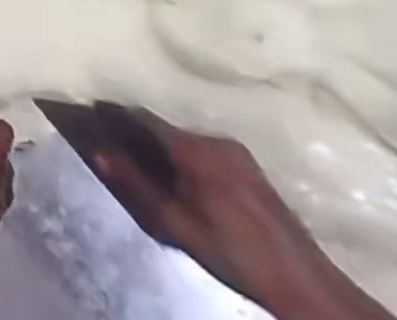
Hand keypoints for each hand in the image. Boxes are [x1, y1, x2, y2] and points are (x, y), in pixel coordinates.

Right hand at [91, 111, 393, 319]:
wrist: (303, 283)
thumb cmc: (232, 253)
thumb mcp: (176, 224)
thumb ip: (135, 184)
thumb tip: (99, 153)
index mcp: (195, 150)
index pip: (145, 119)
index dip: (117, 115)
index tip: (93, 113)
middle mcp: (216, 140)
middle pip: (166, 129)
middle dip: (140, 136)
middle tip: (117, 149)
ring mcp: (237, 152)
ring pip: (186, 140)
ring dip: (164, 149)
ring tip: (146, 169)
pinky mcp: (249, 166)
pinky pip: (205, 150)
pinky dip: (186, 158)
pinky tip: (181, 182)